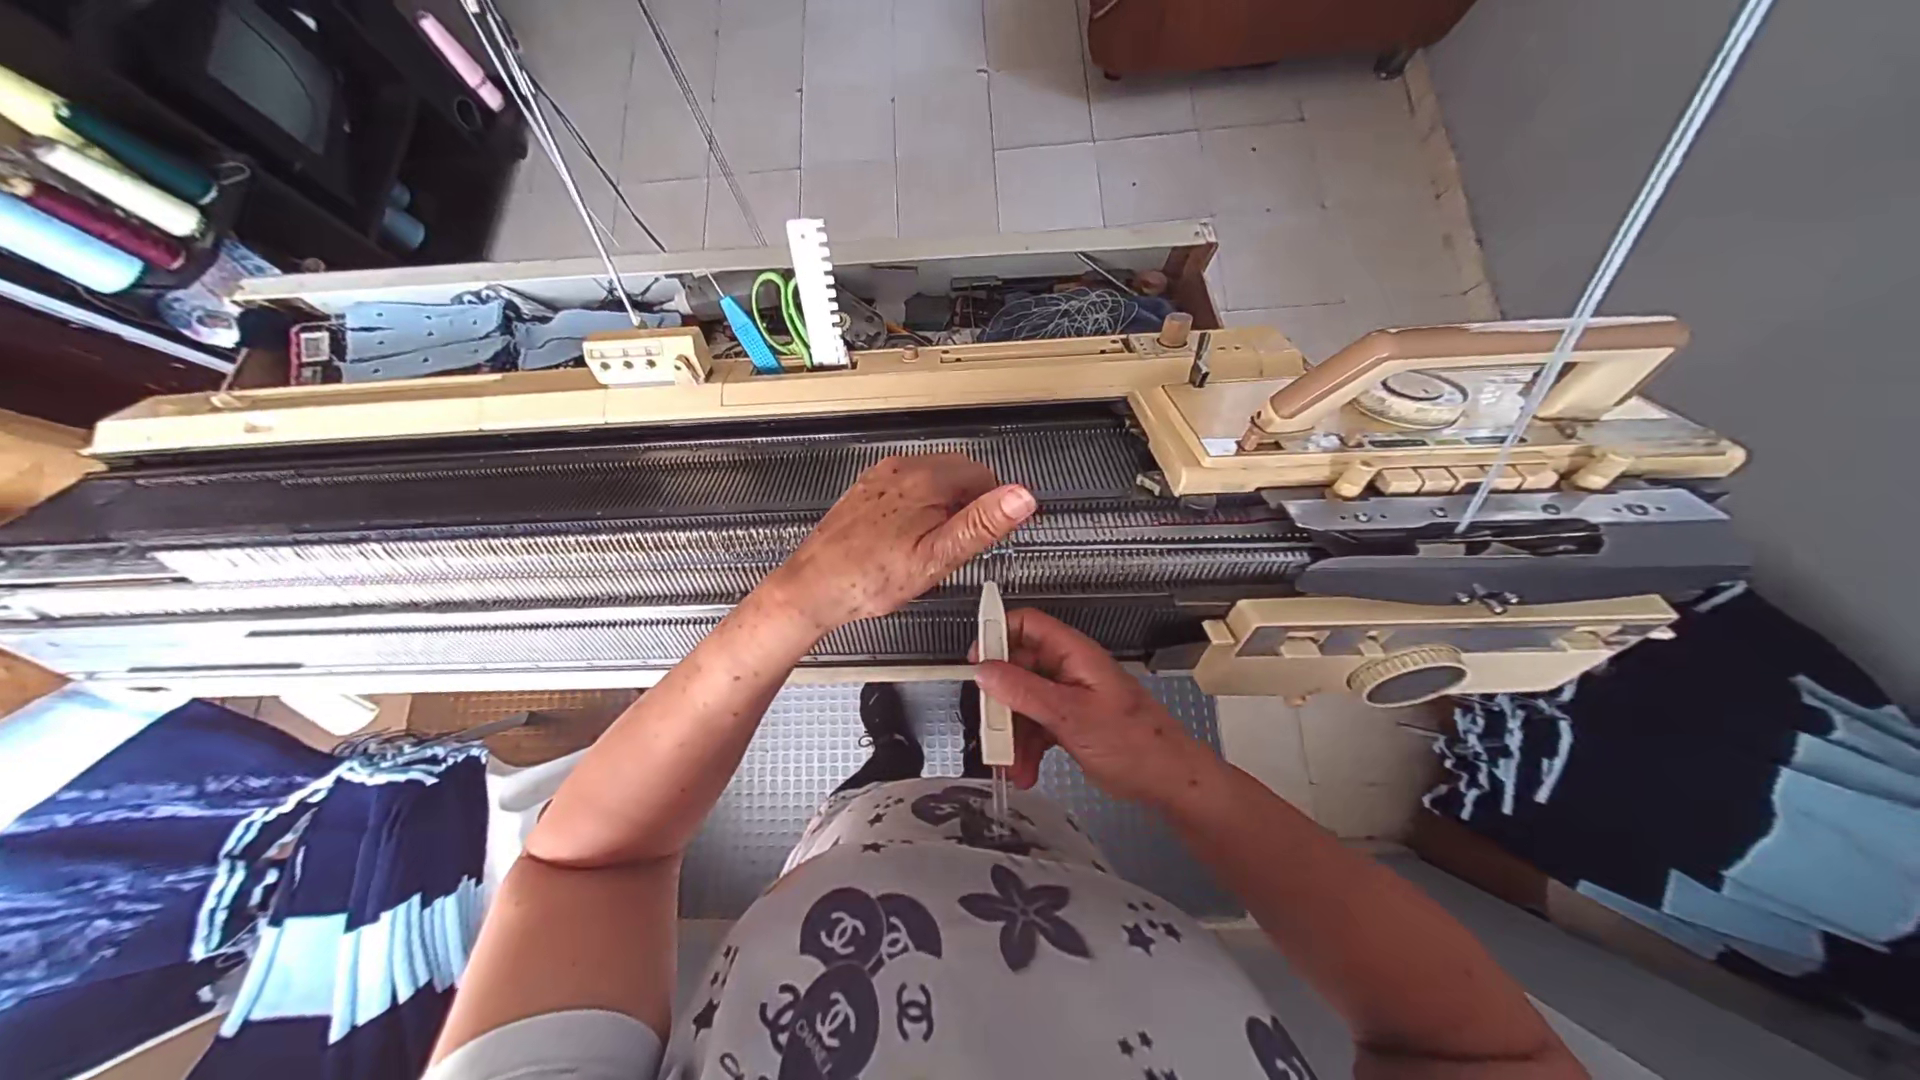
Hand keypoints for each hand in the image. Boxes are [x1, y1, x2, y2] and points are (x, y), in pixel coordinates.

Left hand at [761, 454, 1035, 633]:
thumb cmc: (867, 579)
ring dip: (942, 506)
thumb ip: (982, 524)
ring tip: (927, 546)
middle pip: (960, 474)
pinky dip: (917, 508)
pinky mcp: (868, 490)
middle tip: (954, 546)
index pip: (985, 476)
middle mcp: (902, 468)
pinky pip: (907, 488)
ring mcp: (882, 477)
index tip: (983, 535)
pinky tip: (905, 539)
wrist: (813, 587)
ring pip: (933, 480)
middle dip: (966, 506)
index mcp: (926, 480)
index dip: (990, 509)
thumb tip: (1021, 497)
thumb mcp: (937, 558)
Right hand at [974, 608, 1221, 808]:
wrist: (1169, 782)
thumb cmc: (1136, 743)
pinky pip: (1034, 726)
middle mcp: (1068, 670)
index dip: (997, 636)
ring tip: (1011, 764)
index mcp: (1074, 654)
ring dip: (1011, 734)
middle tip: (990, 727)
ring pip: (1022, 702)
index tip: (975, 661)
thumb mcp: (1072, 716)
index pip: (1027, 624)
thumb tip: (985, 670)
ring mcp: (1068, 696)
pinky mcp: (1068, 721)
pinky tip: (1025, 770)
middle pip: (1017, 668)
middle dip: (1000, 701)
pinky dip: (1025, 748)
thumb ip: (1025, 691)